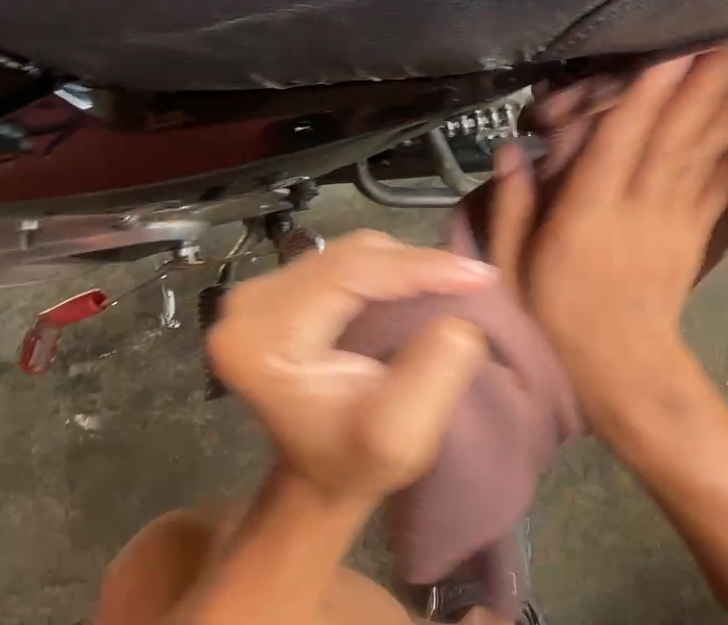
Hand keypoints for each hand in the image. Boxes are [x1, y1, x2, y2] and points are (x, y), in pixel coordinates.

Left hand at [206, 230, 494, 501]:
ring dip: (406, 264)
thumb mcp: (400, 436)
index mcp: (260, 340)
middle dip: (417, 264)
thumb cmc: (357, 462)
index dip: (419, 268)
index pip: (348, 274)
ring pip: (352, 252)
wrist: (323, 474)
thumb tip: (459, 316)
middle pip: (350, 256)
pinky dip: (390, 267)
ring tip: (451, 282)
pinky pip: (347, 259)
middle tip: (473, 279)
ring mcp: (260, 293)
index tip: (479, 276)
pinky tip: (421, 282)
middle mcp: (247, 307)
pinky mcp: (280, 289)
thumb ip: (432, 373)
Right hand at [490, 50, 727, 428]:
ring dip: (725, 110)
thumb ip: (512, 209)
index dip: (644, 99)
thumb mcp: (512, 272)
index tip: (670, 56)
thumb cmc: (554, 320)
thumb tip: (511, 150)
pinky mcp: (694, 237)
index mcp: (588, 215)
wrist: (621, 372)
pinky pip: (718, 189)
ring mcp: (673, 223)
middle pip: (671, 140)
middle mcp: (637, 210)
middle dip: (700, 89)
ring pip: (700, 156)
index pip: (618, 146)